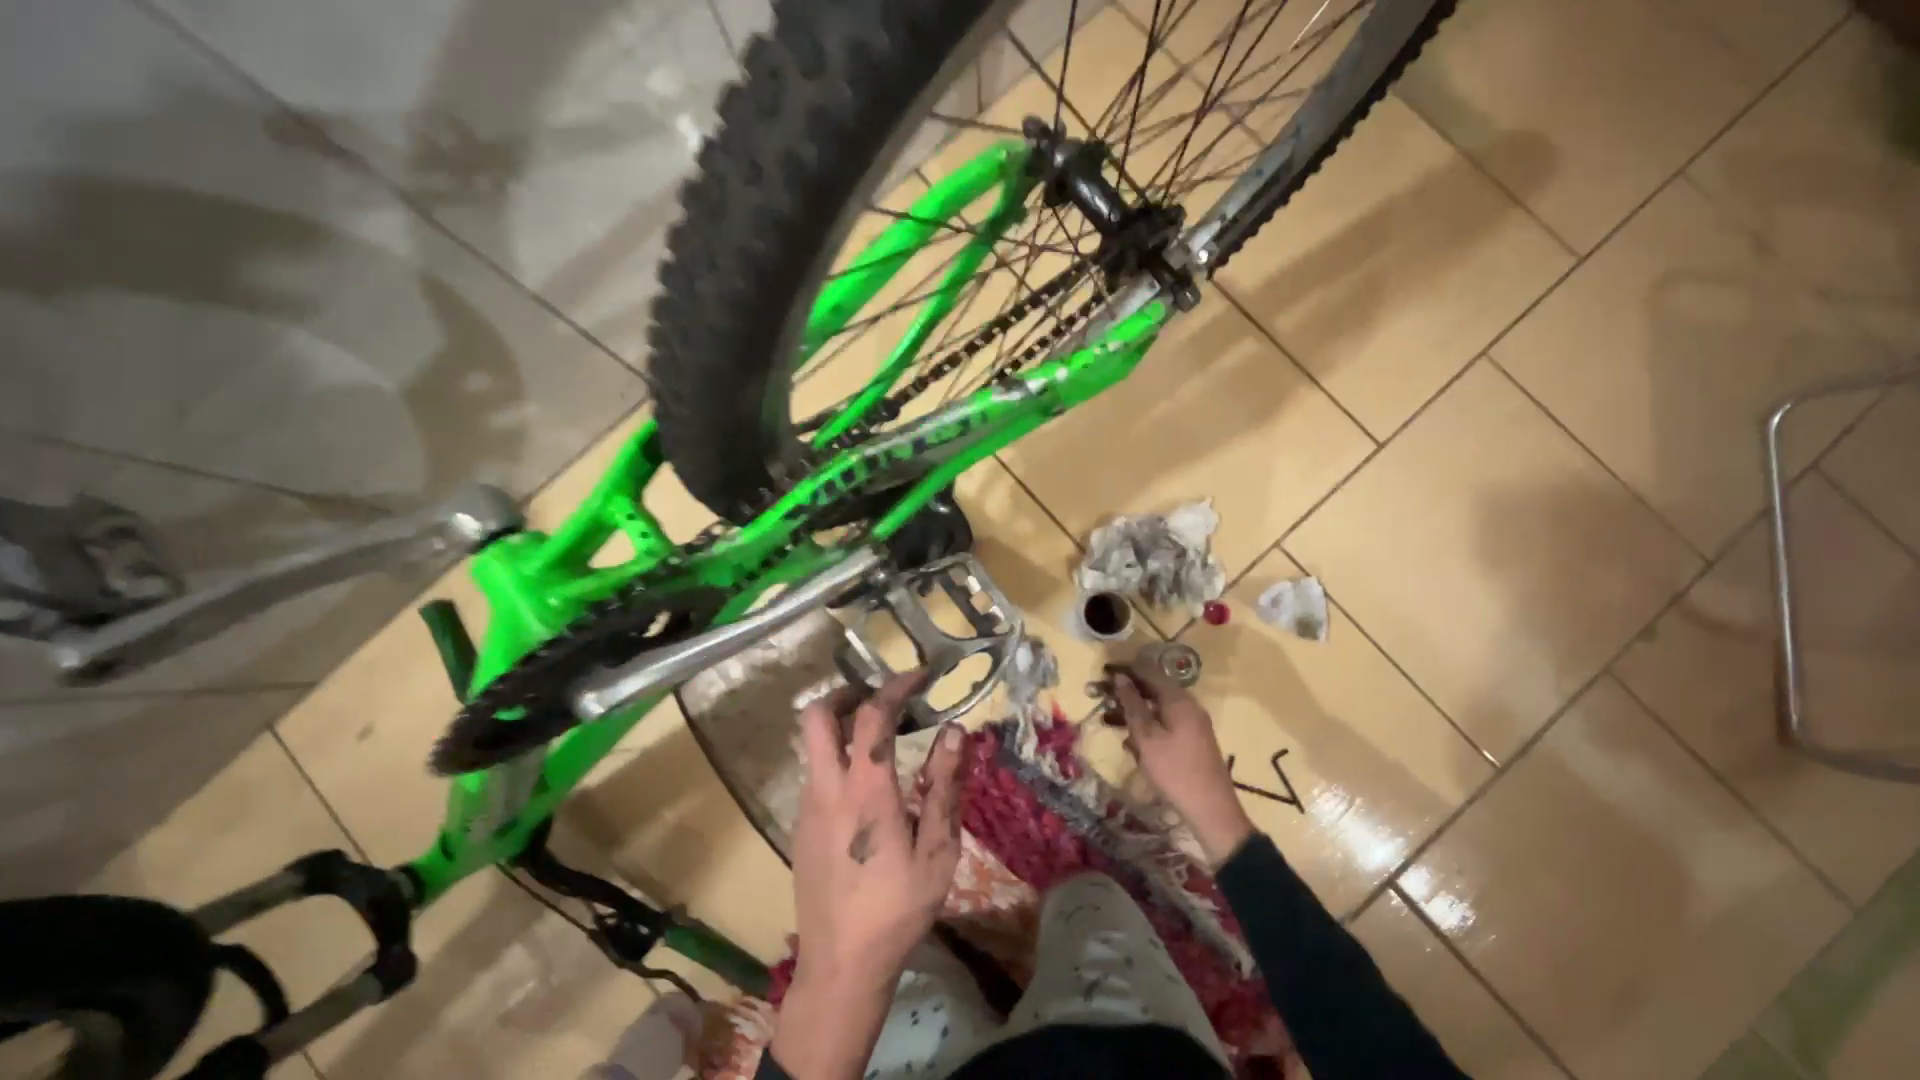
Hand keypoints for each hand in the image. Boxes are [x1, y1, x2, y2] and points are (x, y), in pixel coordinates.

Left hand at [772, 672, 965, 1079]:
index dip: (895, 686)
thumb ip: (945, 787)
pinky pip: (815, 776)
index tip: (919, 676)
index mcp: (866, 791)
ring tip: (882, 742)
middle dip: (847, 694)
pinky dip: (837, 761)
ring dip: (841, 728)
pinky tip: (867, 792)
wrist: (842, 963)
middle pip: (816, 716)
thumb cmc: (898, 908)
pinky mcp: (799, 830)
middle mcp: (826, 789)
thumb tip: (955, 733)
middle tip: (883, 699)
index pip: (872, 716)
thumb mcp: (938, 852)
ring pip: (812, 746)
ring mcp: (806, 809)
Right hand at [1112, 662, 1254, 864]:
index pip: (1150, 673)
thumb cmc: (1174, 770)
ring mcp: (1194, 724)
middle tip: (1105, 700)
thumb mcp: (1147, 737)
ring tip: (1112, 723)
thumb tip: (1121, 678)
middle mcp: (1190, 706)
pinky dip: (1149, 728)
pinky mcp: (1194, 741)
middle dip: (1130, 694)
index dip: (1128, 670)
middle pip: (1156, 690)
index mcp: (1180, 700)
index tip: (1105, 671)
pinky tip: (1135, 744)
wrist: (1211, 808)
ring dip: (1137, 714)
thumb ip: (1133, 706)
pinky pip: (1167, 725)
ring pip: (1160, 710)